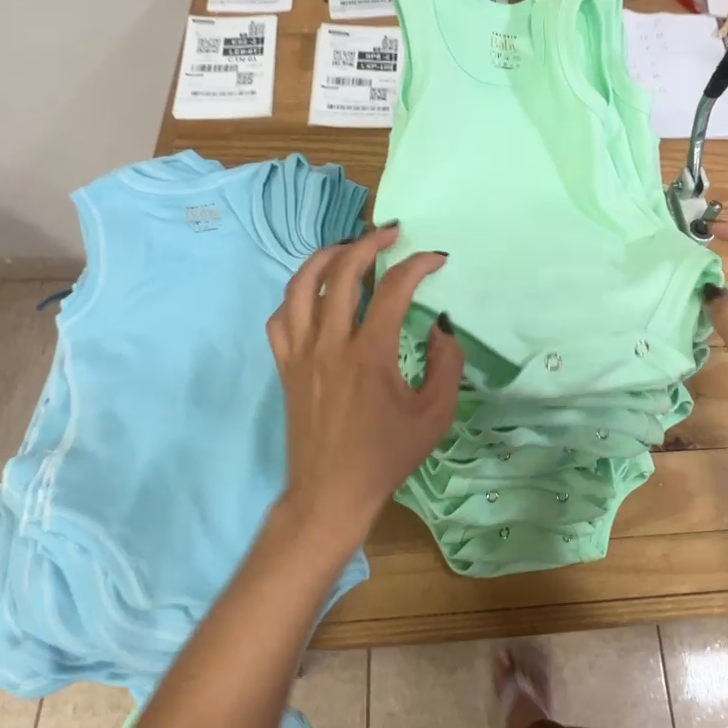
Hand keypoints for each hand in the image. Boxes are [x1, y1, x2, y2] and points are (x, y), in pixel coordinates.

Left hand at [266, 225, 463, 541]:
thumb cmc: (387, 456)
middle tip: (391, 234)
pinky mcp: (285, 366)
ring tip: (348, 248)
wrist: (331, 493)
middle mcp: (330, 343)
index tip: (437, 259)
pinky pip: (281, 316)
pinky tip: (314, 293)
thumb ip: (447, 364)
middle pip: (342, 272)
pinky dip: (296, 294)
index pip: (395, 289)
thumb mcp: (435, 414)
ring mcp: (301, 352)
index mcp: (370, 353)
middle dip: (369, 243)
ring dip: (326, 257)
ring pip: (302, 285)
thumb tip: (441, 327)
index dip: (419, 265)